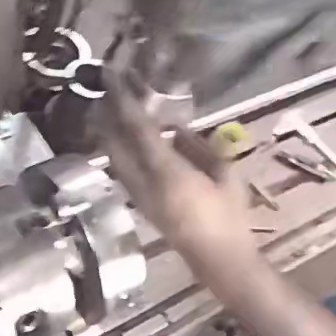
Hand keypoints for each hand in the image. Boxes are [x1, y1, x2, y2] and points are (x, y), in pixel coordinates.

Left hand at [100, 77, 254, 260]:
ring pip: (113, 157)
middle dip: (107, 114)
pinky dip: (119, 149)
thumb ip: (198, 147)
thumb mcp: (224, 174)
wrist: (219, 259)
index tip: (113, 76)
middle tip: (108, 89)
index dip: (123, 100)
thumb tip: (175, 128)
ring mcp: (138, 195)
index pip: (137, 128)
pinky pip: (121, 170)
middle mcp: (143, 182)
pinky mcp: (139, 204)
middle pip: (113, 141)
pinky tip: (126, 140)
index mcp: (166, 171)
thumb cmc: (228, 216)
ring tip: (112, 109)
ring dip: (109, 131)